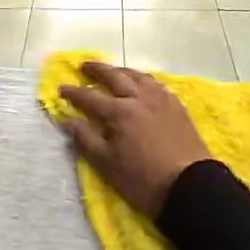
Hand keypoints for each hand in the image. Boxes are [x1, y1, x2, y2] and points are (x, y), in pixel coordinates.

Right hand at [59, 60, 211, 217]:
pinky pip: (155, 82)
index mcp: (120, 112)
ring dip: (121, 71)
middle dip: (97, 70)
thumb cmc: (142, 179)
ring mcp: (160, 97)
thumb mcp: (108, 165)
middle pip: (115, 76)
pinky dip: (142, 78)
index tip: (61, 88)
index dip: (74, 93)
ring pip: (137, 75)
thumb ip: (86, 139)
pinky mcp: (176, 103)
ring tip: (111, 71)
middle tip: (84, 66)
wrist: (188, 183)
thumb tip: (68, 120)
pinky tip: (140, 82)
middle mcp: (139, 97)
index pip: (91, 97)